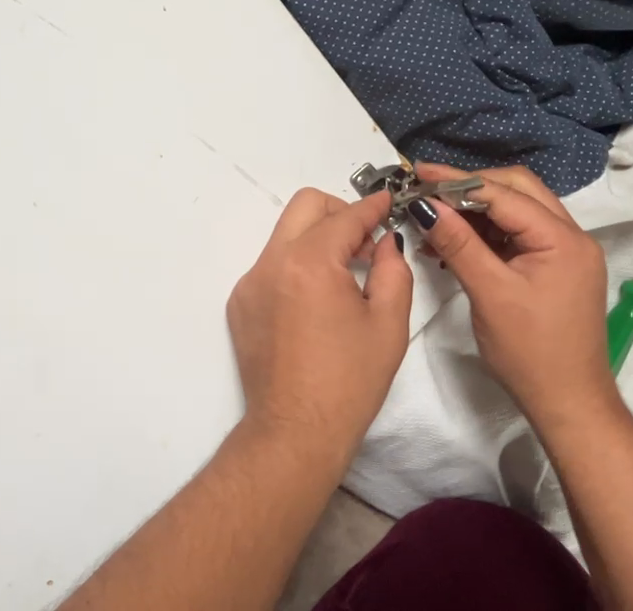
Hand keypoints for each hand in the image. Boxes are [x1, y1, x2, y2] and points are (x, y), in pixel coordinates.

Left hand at [226, 188, 411, 461]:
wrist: (295, 431)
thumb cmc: (350, 382)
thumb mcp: (388, 324)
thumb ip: (392, 270)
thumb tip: (384, 241)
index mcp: (309, 262)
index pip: (344, 216)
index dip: (372, 207)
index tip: (389, 202)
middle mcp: (271, 261)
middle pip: (305, 206)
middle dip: (339, 212)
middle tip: (366, 241)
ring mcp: (249, 281)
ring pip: (286, 235)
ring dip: (317, 239)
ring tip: (345, 274)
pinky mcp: (240, 302)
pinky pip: (271, 265)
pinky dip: (297, 266)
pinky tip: (317, 302)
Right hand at [412, 164, 619, 426]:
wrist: (568, 404)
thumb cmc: (530, 352)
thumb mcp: (489, 293)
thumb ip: (458, 243)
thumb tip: (425, 205)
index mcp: (562, 240)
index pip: (503, 193)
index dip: (457, 182)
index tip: (418, 175)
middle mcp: (570, 237)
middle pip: (515, 190)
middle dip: (469, 187)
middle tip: (427, 192)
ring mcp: (564, 253)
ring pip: (515, 210)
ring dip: (475, 210)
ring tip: (434, 218)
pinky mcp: (553, 268)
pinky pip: (516, 234)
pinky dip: (485, 233)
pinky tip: (453, 243)